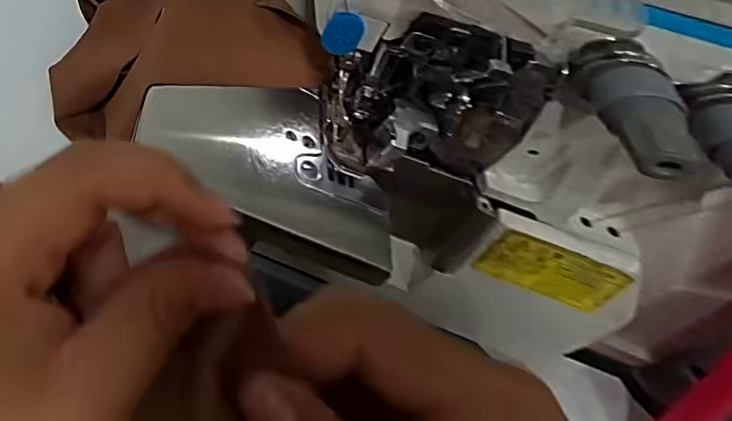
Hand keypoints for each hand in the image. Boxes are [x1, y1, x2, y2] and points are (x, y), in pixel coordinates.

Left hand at [0, 142, 259, 420]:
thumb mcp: (85, 390)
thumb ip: (157, 314)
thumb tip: (230, 268)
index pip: (96, 169)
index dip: (169, 183)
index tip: (228, 224)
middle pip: (91, 183)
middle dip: (152, 224)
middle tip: (213, 268)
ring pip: (82, 215)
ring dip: (115, 269)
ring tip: (100, 344)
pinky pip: (61, 240)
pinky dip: (91, 279)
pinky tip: (81, 333)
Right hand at [237, 287, 562, 420]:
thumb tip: (255, 386)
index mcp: (488, 390)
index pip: (361, 322)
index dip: (293, 343)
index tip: (243, 386)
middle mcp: (483, 377)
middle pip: (359, 333)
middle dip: (298, 366)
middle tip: (252, 406)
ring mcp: (475, 399)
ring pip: (365, 362)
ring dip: (314, 387)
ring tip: (275, 416)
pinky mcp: (463, 420)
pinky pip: (385, 393)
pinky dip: (341, 409)